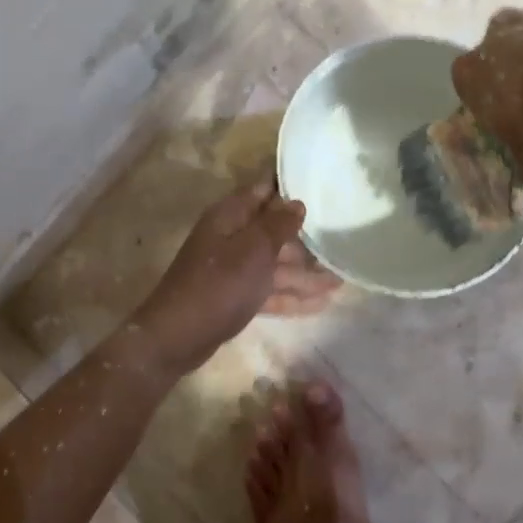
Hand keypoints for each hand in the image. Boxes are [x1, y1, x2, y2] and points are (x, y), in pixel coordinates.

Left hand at [131, 176, 330, 376]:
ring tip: (341, 281)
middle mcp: (231, 237)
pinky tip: (321, 303)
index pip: (263, 191)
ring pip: (274, 264)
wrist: (179, 336)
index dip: (290, 187)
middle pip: (273, 231)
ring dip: (305, 273)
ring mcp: (233, 268)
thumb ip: (277, 225)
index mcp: (230, 216)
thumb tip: (296, 202)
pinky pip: (268, 290)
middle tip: (342, 240)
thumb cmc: (218, 284)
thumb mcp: (253, 250)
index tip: (322, 186)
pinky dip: (291, 295)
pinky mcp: (235, 296)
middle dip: (306, 238)